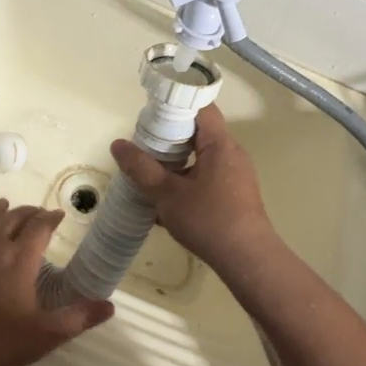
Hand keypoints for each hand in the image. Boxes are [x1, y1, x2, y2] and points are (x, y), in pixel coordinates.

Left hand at [0, 201, 113, 365]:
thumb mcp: (45, 334)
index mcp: (20, 259)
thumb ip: (78, 318)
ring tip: (4, 205)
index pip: (40, 227)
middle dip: (28, 211)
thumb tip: (110, 305)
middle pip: (13, 218)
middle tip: (38, 212)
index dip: (51, 218)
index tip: (59, 214)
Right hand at [110, 105, 280, 269]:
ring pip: (202, 155)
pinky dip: (188, 178)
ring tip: (151, 171)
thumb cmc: (209, 220)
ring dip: (178, 160)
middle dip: (170, 136)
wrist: (247, 259)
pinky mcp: (235, 193)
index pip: (201, 108)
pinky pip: (208, 174)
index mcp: (220, 144)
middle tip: (144, 145)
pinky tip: (168, 199)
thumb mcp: (167, 194)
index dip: (176, 105)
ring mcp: (236, 173)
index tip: (151, 115)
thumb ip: (141, 168)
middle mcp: (232, 153)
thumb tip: (118, 145)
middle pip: (199, 131)